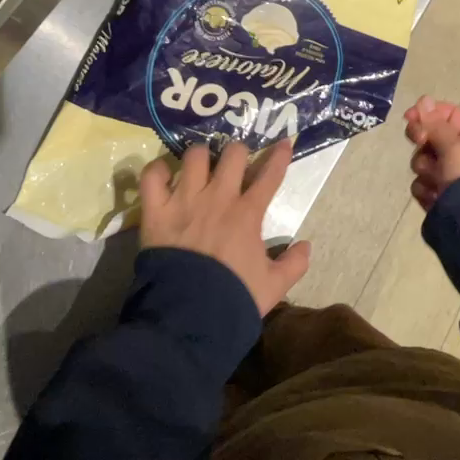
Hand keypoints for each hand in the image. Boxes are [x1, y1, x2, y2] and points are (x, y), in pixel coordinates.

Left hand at [139, 141, 311, 315]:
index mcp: (247, 214)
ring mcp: (185, 200)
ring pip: (194, 156)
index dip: (279, 156)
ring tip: (200, 166)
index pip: (269, 176)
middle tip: (234, 163)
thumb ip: (294, 264)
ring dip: (200, 158)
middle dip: (237, 153)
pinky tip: (163, 174)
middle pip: (232, 154)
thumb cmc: (233, 298)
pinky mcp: (156, 211)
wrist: (189, 317)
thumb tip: (307, 245)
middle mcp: (218, 198)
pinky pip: (152, 176)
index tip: (284, 143)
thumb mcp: (273, 287)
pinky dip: (157, 171)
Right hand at [403, 95, 459, 209]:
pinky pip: (420, 182)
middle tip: (420, 141)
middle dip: (422, 139)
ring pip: (421, 159)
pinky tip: (434, 196)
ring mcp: (447, 177)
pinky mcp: (435, 195)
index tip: (411, 116)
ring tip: (435, 179)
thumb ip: (436, 124)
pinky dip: (424, 188)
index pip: (448, 115)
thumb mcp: (455, 148)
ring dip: (424, 167)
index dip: (429, 112)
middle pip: (431, 135)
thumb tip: (424, 99)